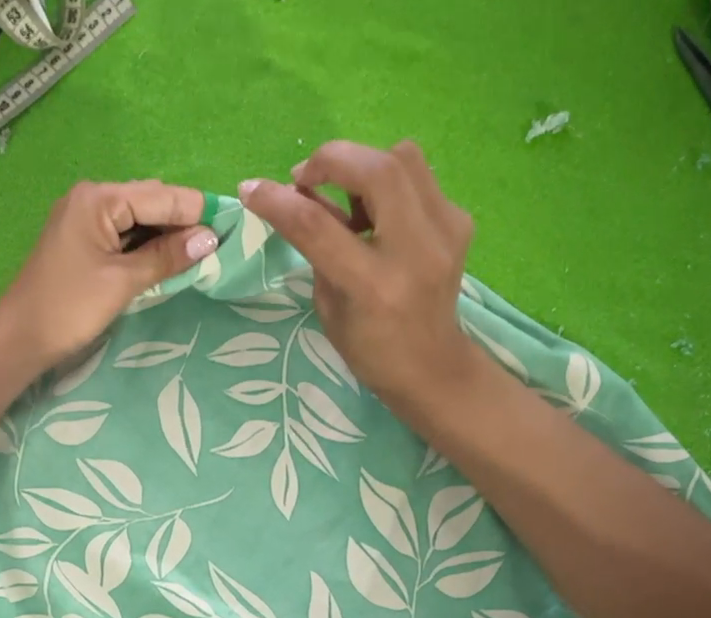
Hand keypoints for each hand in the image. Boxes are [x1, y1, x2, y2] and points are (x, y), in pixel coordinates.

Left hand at [0, 181, 218, 373]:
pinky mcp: (82, 242)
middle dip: (183, 223)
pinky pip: (124, 235)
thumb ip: (167, 257)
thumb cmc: (69, 308)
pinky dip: (146, 247)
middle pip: (151, 202)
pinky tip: (167, 262)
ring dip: (166, 237)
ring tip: (199, 256)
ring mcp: (84, 219)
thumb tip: (210, 239)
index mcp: (99, 198)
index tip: (234, 229)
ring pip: (139, 220)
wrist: (19, 339)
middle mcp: (91, 198)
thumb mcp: (123, 282)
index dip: (198, 212)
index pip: (162, 196)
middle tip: (219, 248)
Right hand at [237, 141, 480, 402]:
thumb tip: (297, 196)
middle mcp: (417, 251)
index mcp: (373, 286)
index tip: (251, 190)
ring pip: (403, 158)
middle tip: (304, 178)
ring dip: (361, 165)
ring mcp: (446, 230)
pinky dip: (385, 184)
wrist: (432, 367)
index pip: (319, 227)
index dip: (279, 201)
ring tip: (342, 196)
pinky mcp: (458, 220)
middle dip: (331, 160)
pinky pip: (417, 177)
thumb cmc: (369, 348)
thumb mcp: (328, 304)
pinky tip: (373, 213)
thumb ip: (316, 248)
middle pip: (377, 169)